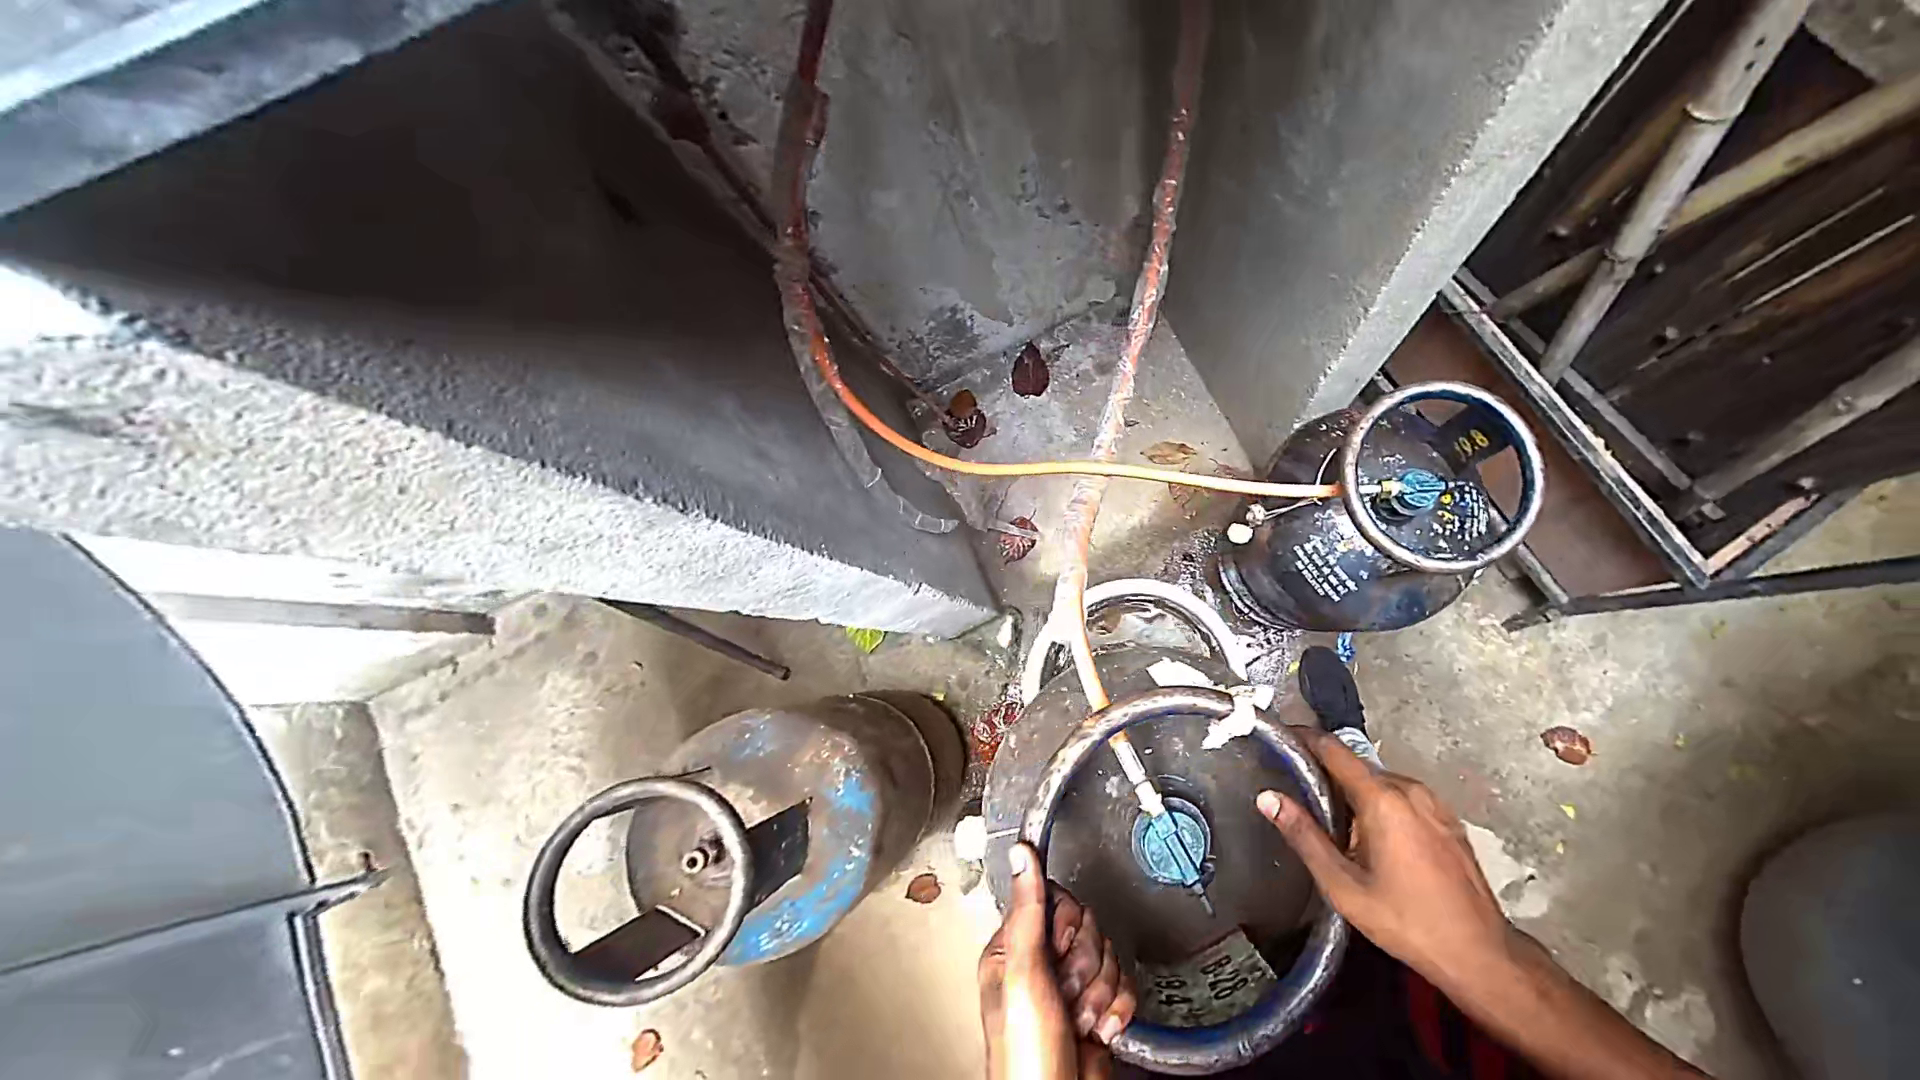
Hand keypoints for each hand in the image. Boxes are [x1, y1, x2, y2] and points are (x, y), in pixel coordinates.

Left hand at [978, 842, 1136, 1079]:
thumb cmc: (1026, 1055)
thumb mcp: (1023, 974)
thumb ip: (1027, 911)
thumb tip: (1021, 854)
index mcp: (1014, 947)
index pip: (1051, 897)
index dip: (1065, 922)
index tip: (1060, 947)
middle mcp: (1041, 960)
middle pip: (1085, 926)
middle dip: (1084, 965)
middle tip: (1067, 992)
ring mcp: (1070, 985)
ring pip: (1107, 954)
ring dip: (1100, 991)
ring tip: (1079, 1017)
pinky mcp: (1097, 1006)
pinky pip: (1123, 984)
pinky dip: (1117, 1008)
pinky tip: (1100, 1027)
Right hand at [1255, 729, 1515, 988]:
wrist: (1482, 956)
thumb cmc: (1407, 921)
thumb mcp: (1342, 884)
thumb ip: (1303, 835)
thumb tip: (1268, 798)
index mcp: (1382, 799)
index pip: (1334, 749)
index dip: (1304, 737)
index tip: (1280, 738)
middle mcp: (1410, 791)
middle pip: (1355, 765)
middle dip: (1325, 772)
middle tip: (1298, 791)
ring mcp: (1434, 804)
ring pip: (1379, 781)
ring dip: (1353, 790)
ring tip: (1332, 818)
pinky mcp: (1448, 820)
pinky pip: (1402, 796)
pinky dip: (1379, 803)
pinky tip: (1372, 835)